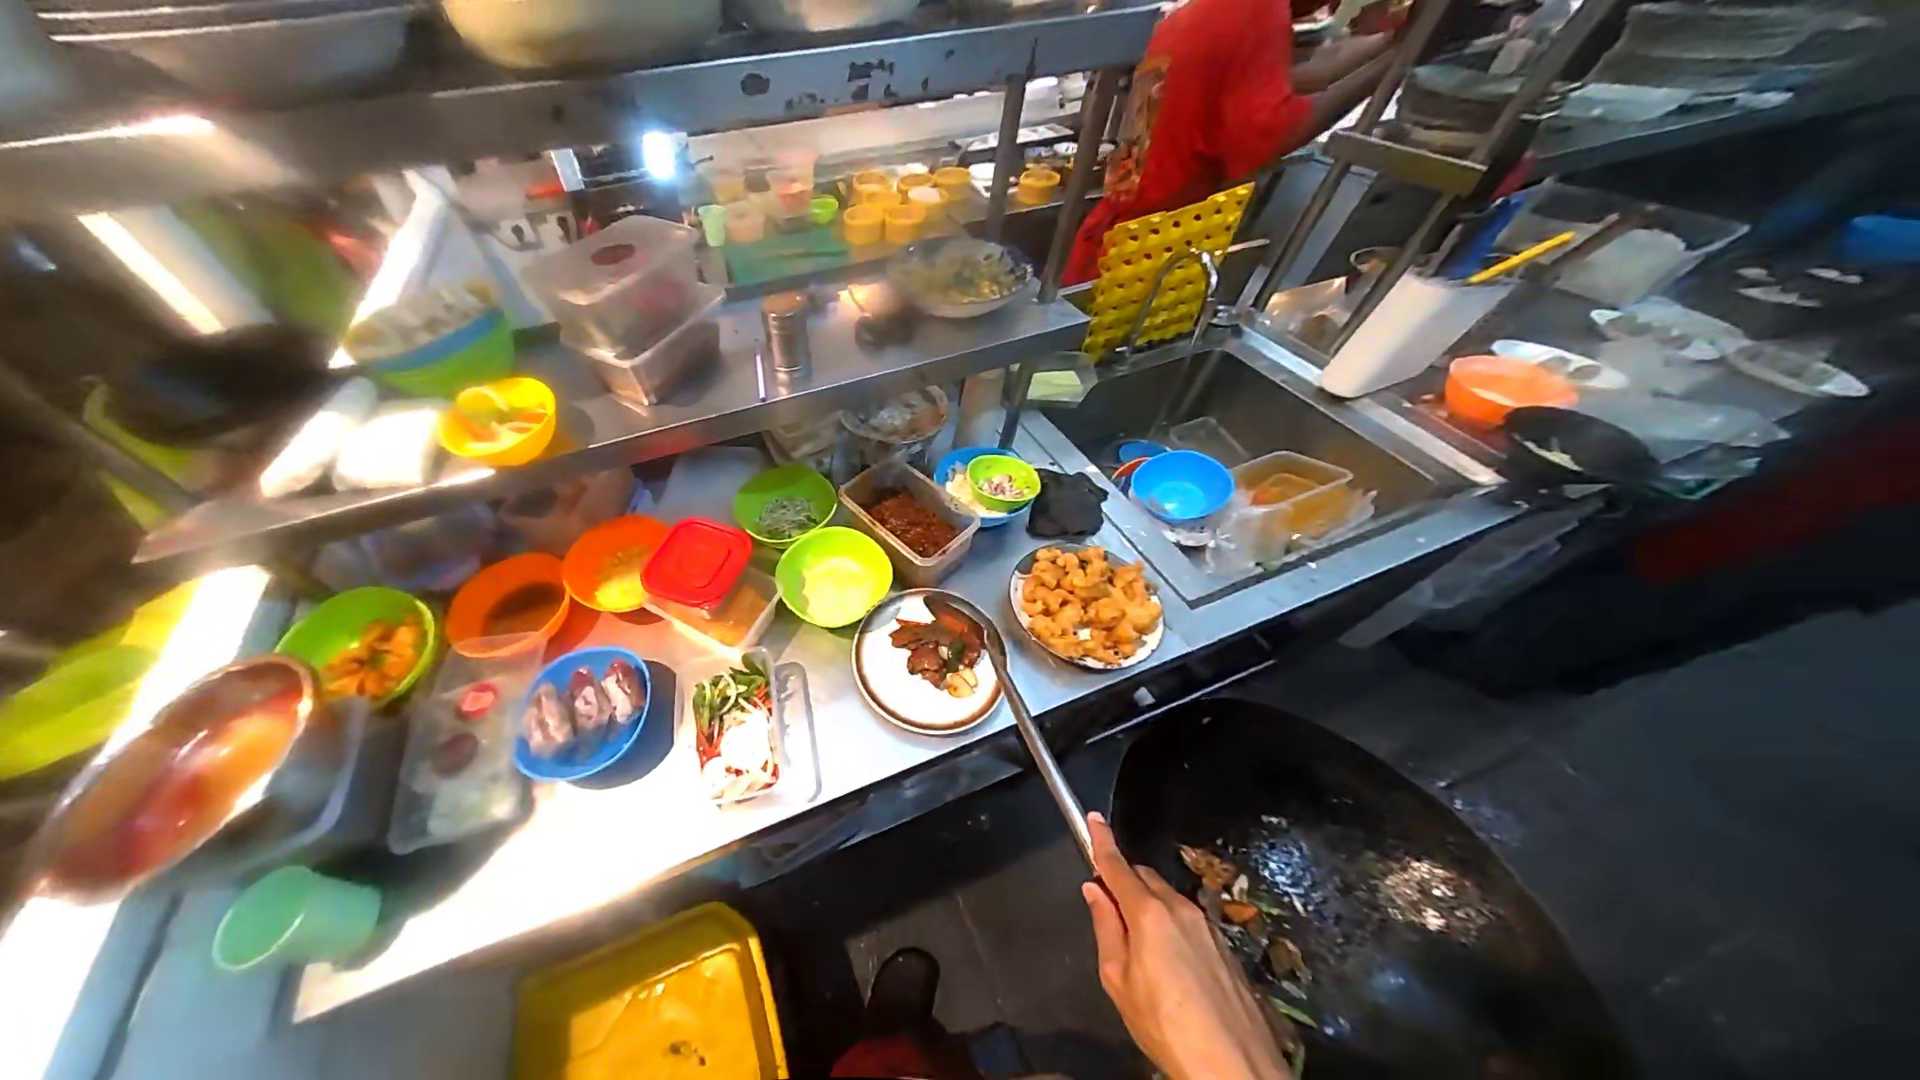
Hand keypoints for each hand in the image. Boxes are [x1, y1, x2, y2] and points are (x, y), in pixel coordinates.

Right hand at [1082, 812, 1292, 1079]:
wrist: (1235, 1068)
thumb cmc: (1165, 1025)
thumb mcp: (1119, 980)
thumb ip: (1105, 928)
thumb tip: (1094, 890)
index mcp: (1148, 913)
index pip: (1117, 865)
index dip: (1102, 840)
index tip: (1093, 817)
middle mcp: (1180, 907)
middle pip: (1144, 877)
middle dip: (1125, 883)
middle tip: (1110, 911)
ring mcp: (1207, 924)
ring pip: (1167, 898)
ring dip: (1149, 906)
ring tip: (1142, 951)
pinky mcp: (1224, 945)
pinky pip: (1188, 920)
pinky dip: (1172, 926)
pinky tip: (1172, 967)